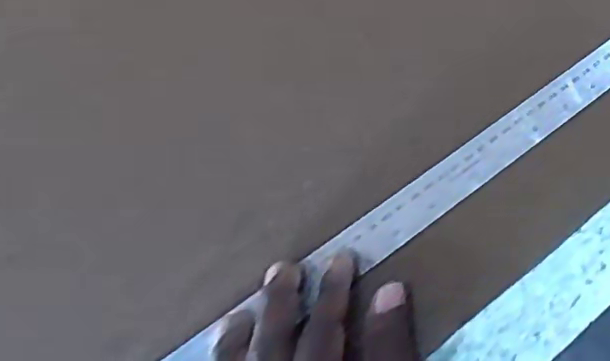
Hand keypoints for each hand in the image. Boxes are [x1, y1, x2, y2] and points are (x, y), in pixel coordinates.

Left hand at [213, 252, 416, 360]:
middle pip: (272, 345)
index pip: (322, 328)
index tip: (340, 258)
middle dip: (278, 305)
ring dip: (234, 345)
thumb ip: (389, 343)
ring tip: (235, 317)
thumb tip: (390, 288)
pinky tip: (219, 359)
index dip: (331, 292)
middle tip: (279, 269)